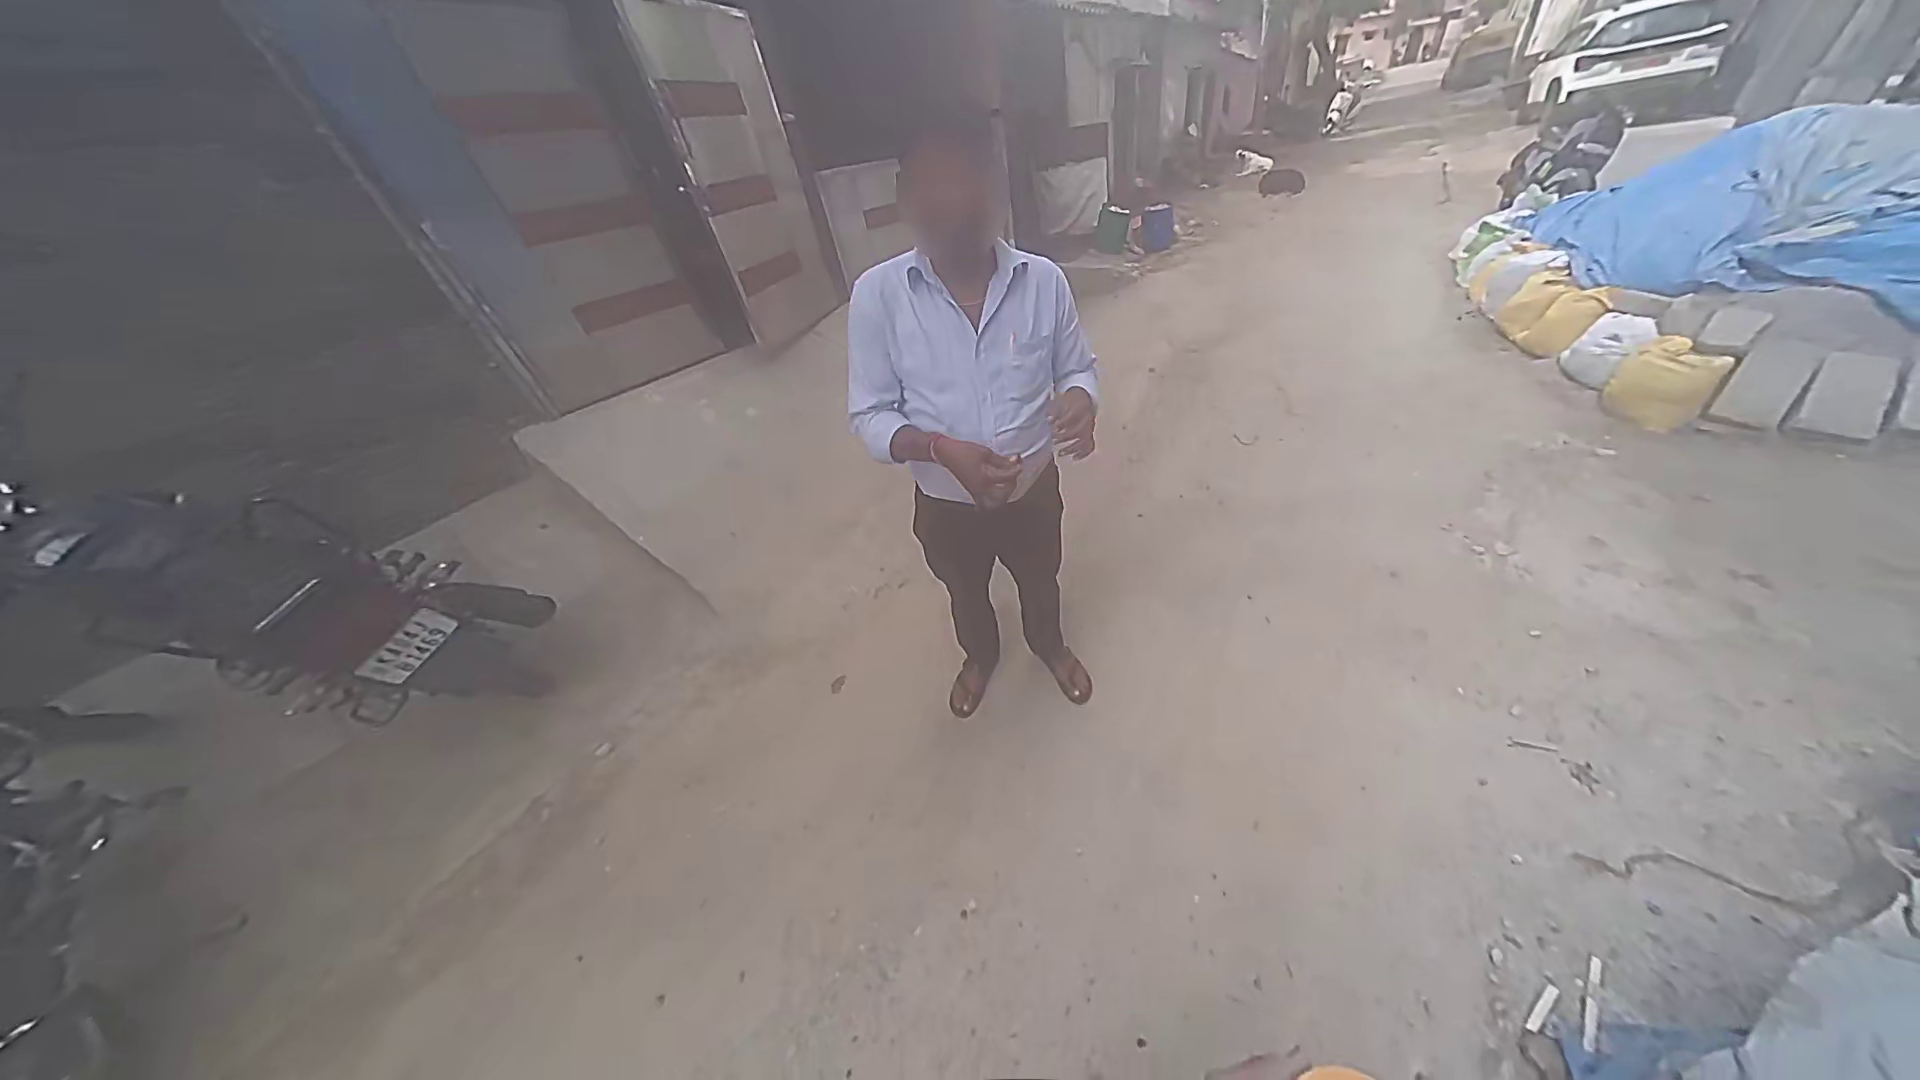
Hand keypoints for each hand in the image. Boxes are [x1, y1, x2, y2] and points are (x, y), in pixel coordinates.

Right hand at [931, 436, 1021, 508]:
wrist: (947, 454)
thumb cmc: (965, 451)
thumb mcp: (986, 452)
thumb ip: (1001, 460)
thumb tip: (1014, 462)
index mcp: (986, 477)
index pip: (1009, 476)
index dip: (1017, 468)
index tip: (1019, 460)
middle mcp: (983, 488)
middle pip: (1003, 495)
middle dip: (1012, 485)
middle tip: (1013, 474)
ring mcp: (977, 492)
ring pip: (994, 504)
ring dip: (1003, 496)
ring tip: (1006, 485)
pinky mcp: (973, 493)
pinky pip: (985, 503)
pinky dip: (992, 500)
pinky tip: (996, 491)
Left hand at [1049, 386, 1095, 459]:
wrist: (1084, 398)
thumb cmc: (1069, 401)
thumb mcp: (1060, 400)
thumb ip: (1054, 410)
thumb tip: (1048, 420)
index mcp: (1080, 408)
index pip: (1071, 418)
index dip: (1061, 425)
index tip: (1051, 429)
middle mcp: (1087, 419)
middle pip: (1077, 431)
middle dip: (1063, 438)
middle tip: (1052, 441)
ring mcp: (1090, 427)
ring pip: (1084, 440)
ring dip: (1071, 448)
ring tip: (1060, 453)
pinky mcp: (1091, 434)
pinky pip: (1090, 445)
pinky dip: (1083, 453)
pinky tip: (1074, 458)